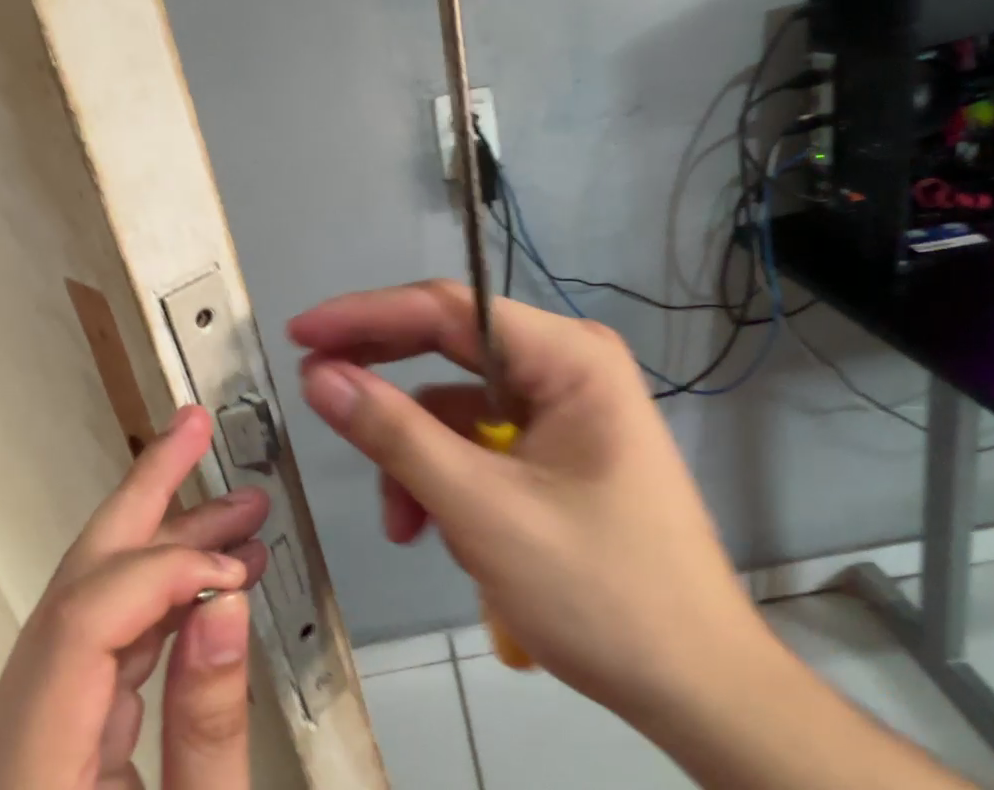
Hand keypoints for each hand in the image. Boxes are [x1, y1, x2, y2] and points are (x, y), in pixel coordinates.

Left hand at [0, 406, 270, 789]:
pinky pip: (96, 655)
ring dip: (163, 552)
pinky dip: (156, 611)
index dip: (163, 569)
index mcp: (26, 772)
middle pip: (68, 585)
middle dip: (140, 497)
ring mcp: (13, 740)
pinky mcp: (36, 747)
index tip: (242, 560)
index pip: (82, 620)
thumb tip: (223, 604)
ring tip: (239, 513)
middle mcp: (2, 740)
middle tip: (199, 428)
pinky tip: (210, 587)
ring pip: (83, 610)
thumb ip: (206, 727)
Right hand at [288, 281, 766, 728]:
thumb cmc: (599, 590)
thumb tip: (320, 375)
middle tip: (317, 396)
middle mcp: (568, 368)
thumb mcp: (481, 509)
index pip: (448, 308)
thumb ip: (395, 435)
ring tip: (401, 524)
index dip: (366, 316)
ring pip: (457, 410)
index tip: (298, 334)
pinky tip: (434, 529)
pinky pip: (480, 447)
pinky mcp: (559, 455)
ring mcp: (565, 412)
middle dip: (387, 389)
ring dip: (415, 458)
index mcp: (568, 357)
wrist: (694, 684)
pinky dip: (444, 481)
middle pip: (451, 351)